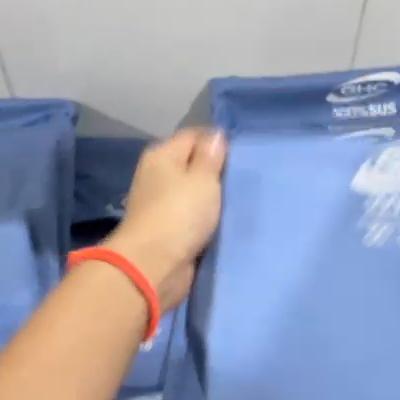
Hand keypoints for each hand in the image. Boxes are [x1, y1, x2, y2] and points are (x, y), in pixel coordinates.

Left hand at [103, 128, 226, 310]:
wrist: (154, 265)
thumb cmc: (180, 213)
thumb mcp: (203, 179)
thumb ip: (211, 156)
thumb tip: (216, 135)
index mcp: (162, 156)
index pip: (194, 136)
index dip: (218, 142)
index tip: (243, 155)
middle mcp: (159, 176)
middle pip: (193, 165)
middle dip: (218, 171)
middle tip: (246, 179)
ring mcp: (162, 204)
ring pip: (196, 192)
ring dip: (214, 197)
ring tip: (241, 200)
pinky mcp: (169, 229)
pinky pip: (194, 216)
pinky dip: (208, 218)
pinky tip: (227, 220)